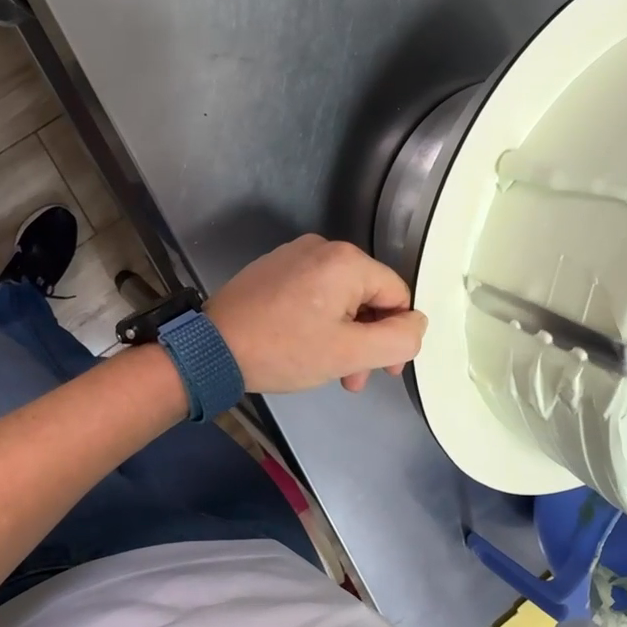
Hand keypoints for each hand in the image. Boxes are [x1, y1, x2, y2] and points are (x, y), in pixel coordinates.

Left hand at [205, 236, 427, 393]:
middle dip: (366, 340)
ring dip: (342, 336)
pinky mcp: (271, 271)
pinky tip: (302, 350)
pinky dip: (317, 322)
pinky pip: (311, 294)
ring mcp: (292, 257)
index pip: (397, 295)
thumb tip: (415, 324)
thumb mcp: (349, 353)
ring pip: (339, 299)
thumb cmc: (283, 350)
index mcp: (346, 260)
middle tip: (351, 378)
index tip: (383, 371)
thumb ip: (398, 339)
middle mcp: (321, 248)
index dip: (397, 335)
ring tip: (328, 371)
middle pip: (367, 296)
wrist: (211, 348)